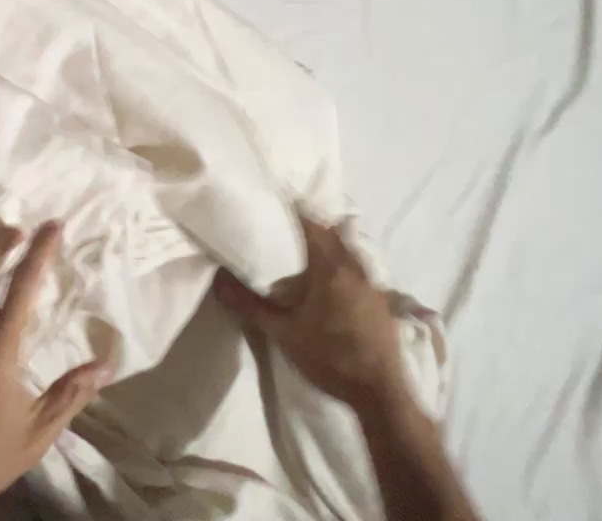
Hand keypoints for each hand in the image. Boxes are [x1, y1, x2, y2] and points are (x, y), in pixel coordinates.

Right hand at [213, 214, 410, 414]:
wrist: (381, 395)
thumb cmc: (329, 357)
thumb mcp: (282, 333)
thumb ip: (250, 305)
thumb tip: (219, 282)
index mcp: (331, 268)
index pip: (313, 226)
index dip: (294, 213)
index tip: (274, 207)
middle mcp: (356, 269)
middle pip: (333, 235)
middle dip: (311, 227)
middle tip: (285, 227)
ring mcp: (374, 286)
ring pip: (349, 252)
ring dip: (330, 246)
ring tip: (306, 250)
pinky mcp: (383, 303)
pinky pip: (360, 270)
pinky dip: (344, 265)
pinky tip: (332, 281)